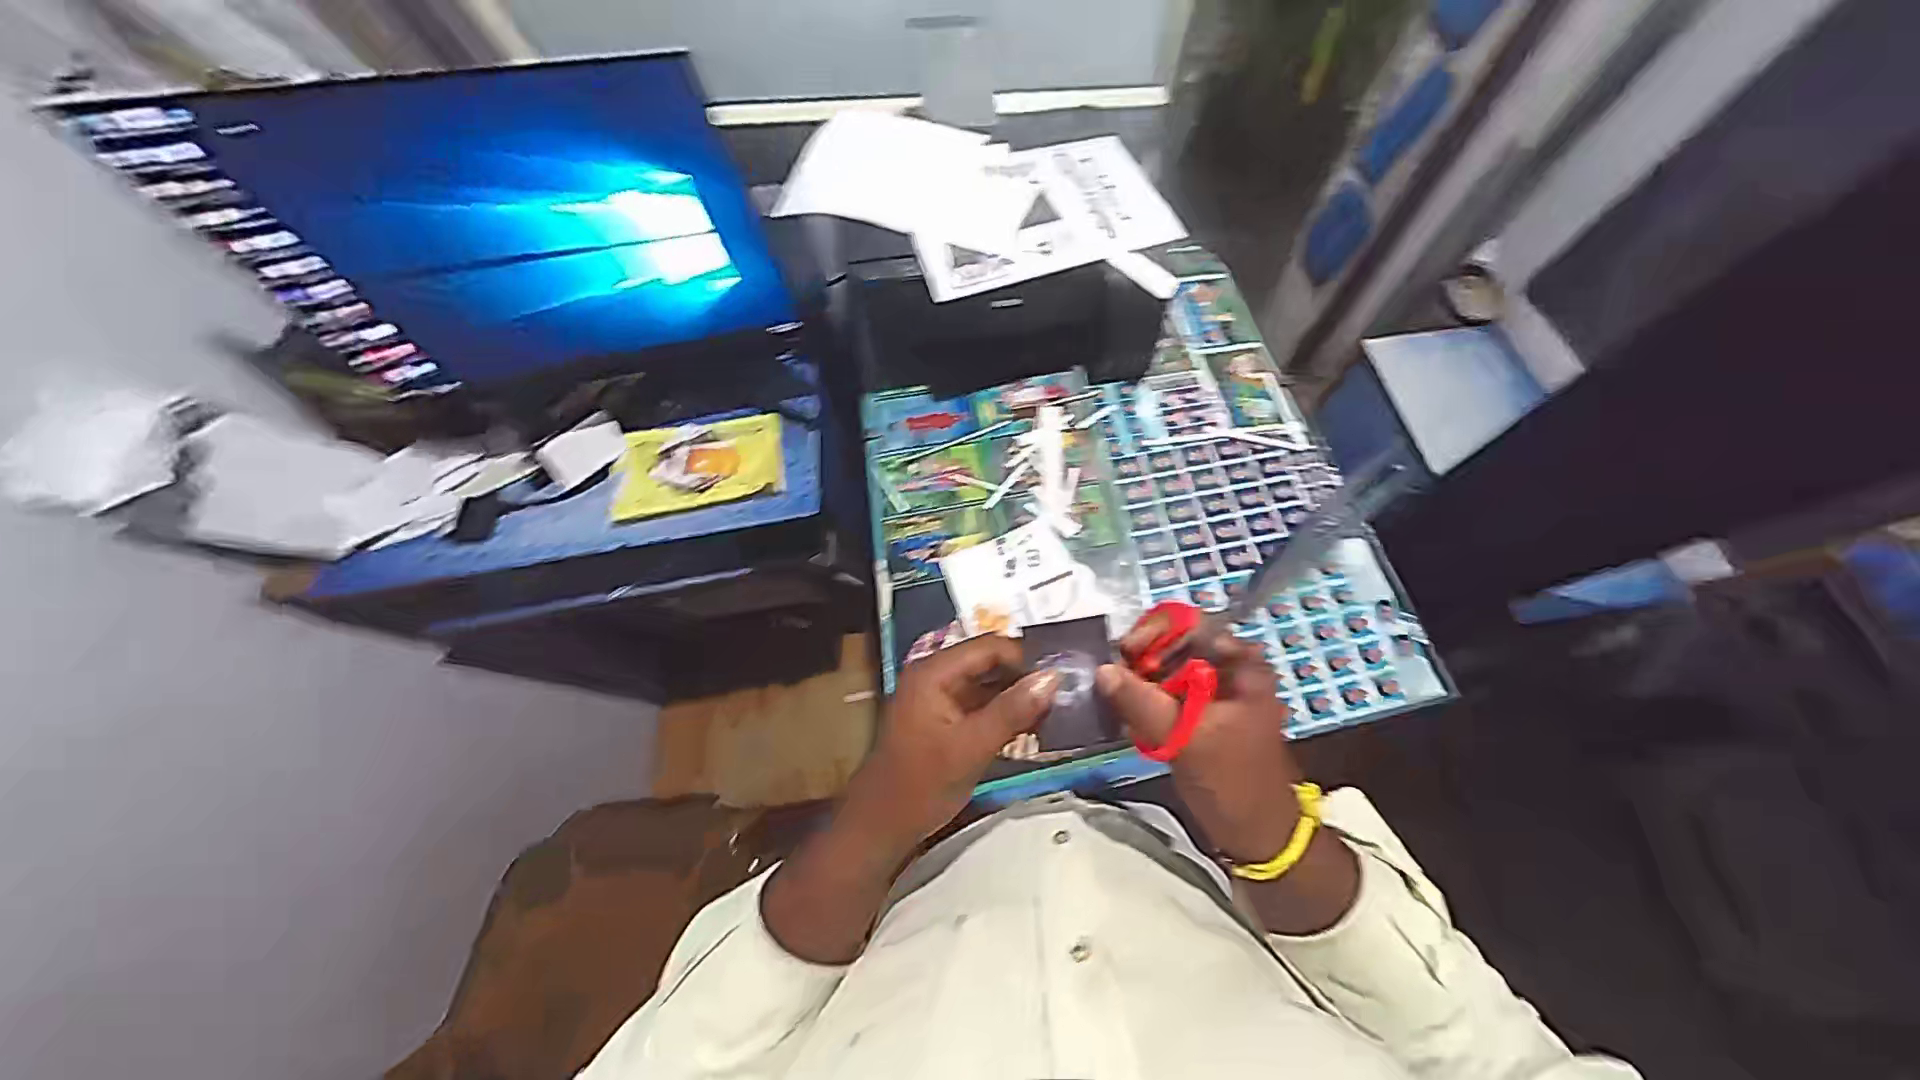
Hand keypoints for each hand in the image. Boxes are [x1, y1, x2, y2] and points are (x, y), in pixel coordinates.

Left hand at [763, 635, 1057, 962]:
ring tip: (1059, 707)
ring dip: (1018, 695)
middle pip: (989, 663)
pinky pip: (981, 705)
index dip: (1026, 657)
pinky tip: (1034, 725)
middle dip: (1025, 676)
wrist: (879, 827)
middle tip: (1067, 691)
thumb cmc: (920, 784)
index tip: (1064, 673)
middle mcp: (935, 676)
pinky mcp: (945, 721)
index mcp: (933, 672)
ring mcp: (939, 699)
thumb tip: (1053, 677)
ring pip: (988, 685)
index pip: (989, 647)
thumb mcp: (971, 747)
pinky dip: (1005, 713)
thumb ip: (1012, 710)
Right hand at [1095, 617, 1303, 861]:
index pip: (1188, 622)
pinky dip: (1146, 703)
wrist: (1261, 835)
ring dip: (1140, 685)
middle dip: (1141, 662)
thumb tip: (1102, 670)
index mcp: (1238, 662)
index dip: (1153, 633)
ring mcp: (1212, 691)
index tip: (1125, 656)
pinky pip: (1163, 693)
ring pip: (1163, 668)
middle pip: (1171, 643)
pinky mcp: (1198, 712)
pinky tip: (1138, 727)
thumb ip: (1142, 702)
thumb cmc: (1233, 782)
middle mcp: (1226, 667)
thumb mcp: (1185, 739)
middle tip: (1119, 685)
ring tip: (1127, 711)